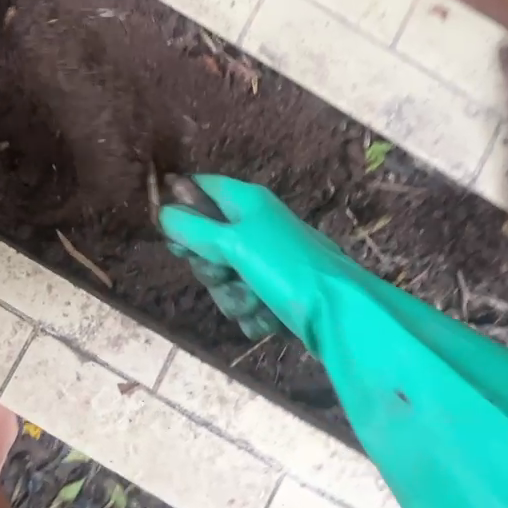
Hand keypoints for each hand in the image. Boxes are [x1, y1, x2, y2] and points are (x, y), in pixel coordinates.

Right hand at [156, 175, 341, 339]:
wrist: (345, 319)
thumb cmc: (287, 269)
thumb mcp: (233, 244)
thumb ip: (192, 229)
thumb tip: (162, 212)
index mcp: (245, 202)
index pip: (198, 188)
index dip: (180, 209)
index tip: (173, 236)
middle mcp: (253, 226)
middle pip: (204, 240)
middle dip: (210, 266)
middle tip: (226, 273)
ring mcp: (264, 262)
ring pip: (221, 277)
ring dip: (233, 296)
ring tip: (256, 301)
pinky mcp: (273, 293)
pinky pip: (242, 301)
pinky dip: (252, 313)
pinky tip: (268, 318)